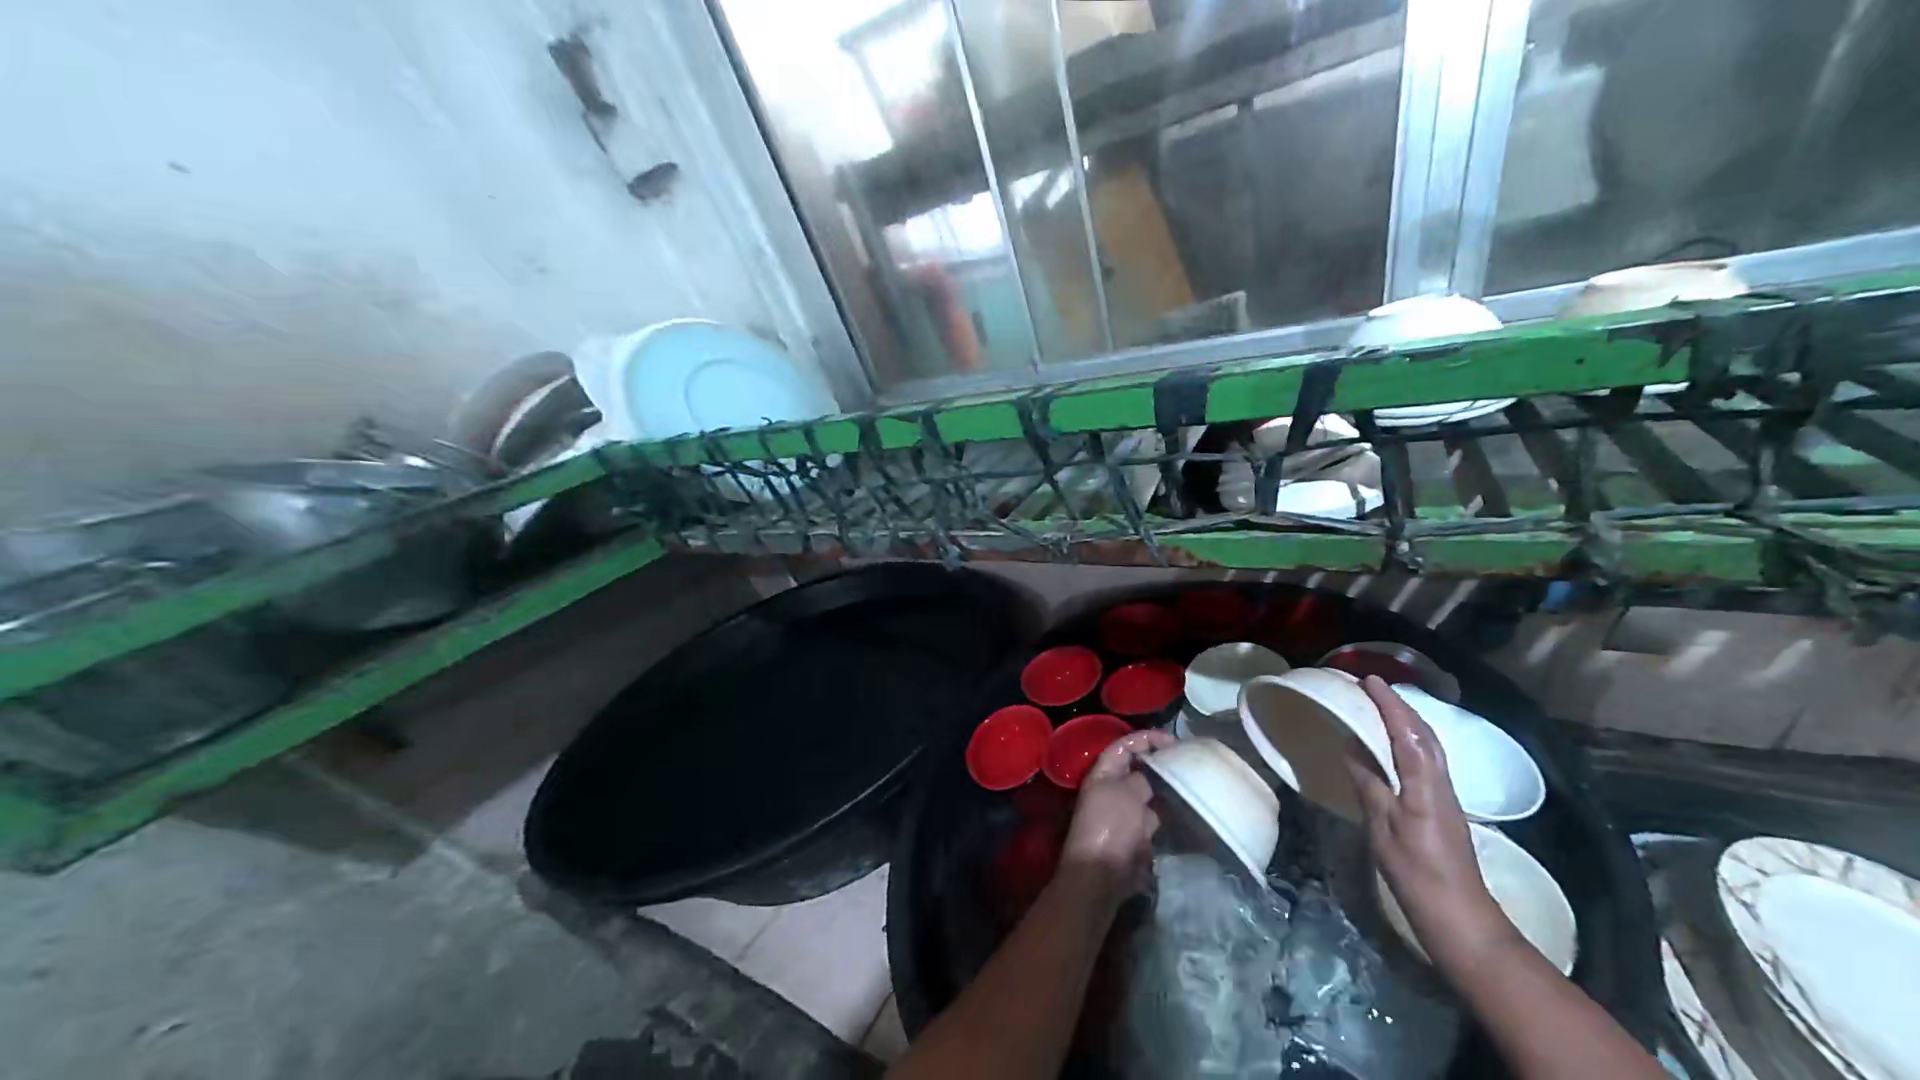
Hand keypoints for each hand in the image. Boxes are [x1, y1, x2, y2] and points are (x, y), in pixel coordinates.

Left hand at [1060, 729, 1174, 898]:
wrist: (1104, 872)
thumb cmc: (1111, 824)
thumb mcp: (1127, 792)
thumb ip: (1143, 778)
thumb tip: (1155, 776)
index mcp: (1104, 773)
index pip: (1124, 746)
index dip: (1145, 739)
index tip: (1172, 740)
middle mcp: (1114, 788)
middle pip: (1139, 767)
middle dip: (1160, 761)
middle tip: (1189, 759)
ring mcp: (1126, 811)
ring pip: (1150, 791)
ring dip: (1169, 785)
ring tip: (1195, 778)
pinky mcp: (1139, 832)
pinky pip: (1158, 813)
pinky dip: (1172, 809)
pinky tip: (1190, 804)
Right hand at [1346, 677, 1516, 973]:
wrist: (1460, 916)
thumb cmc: (1417, 873)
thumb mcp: (1383, 829)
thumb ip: (1369, 785)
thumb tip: (1351, 748)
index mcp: (1426, 785)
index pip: (1408, 733)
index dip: (1389, 704)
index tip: (1369, 680)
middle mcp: (1441, 784)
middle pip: (1425, 734)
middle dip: (1400, 706)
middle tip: (1372, 688)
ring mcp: (1445, 796)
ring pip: (1430, 747)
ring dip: (1407, 721)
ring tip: (1381, 707)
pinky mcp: (1442, 808)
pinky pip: (1426, 761)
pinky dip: (1410, 741)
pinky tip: (1394, 746)